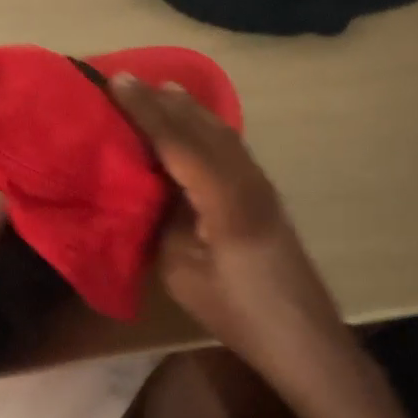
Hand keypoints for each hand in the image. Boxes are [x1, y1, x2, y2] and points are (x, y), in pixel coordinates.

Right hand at [109, 73, 348, 364]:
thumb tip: (148, 188)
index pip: (177, 141)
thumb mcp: (181, 271)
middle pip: (201, 128)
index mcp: (223, 199)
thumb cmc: (236, 311)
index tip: (115, 82)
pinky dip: (204, 127)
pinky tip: (193, 125)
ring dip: (187, 110)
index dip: (144, 110)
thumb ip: (162, 221)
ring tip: (158, 90)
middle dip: (162, 102)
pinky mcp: (264, 195)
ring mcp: (260, 185)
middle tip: (126, 80)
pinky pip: (230, 146)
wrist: (302, 338)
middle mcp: (246, 180)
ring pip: (220, 132)